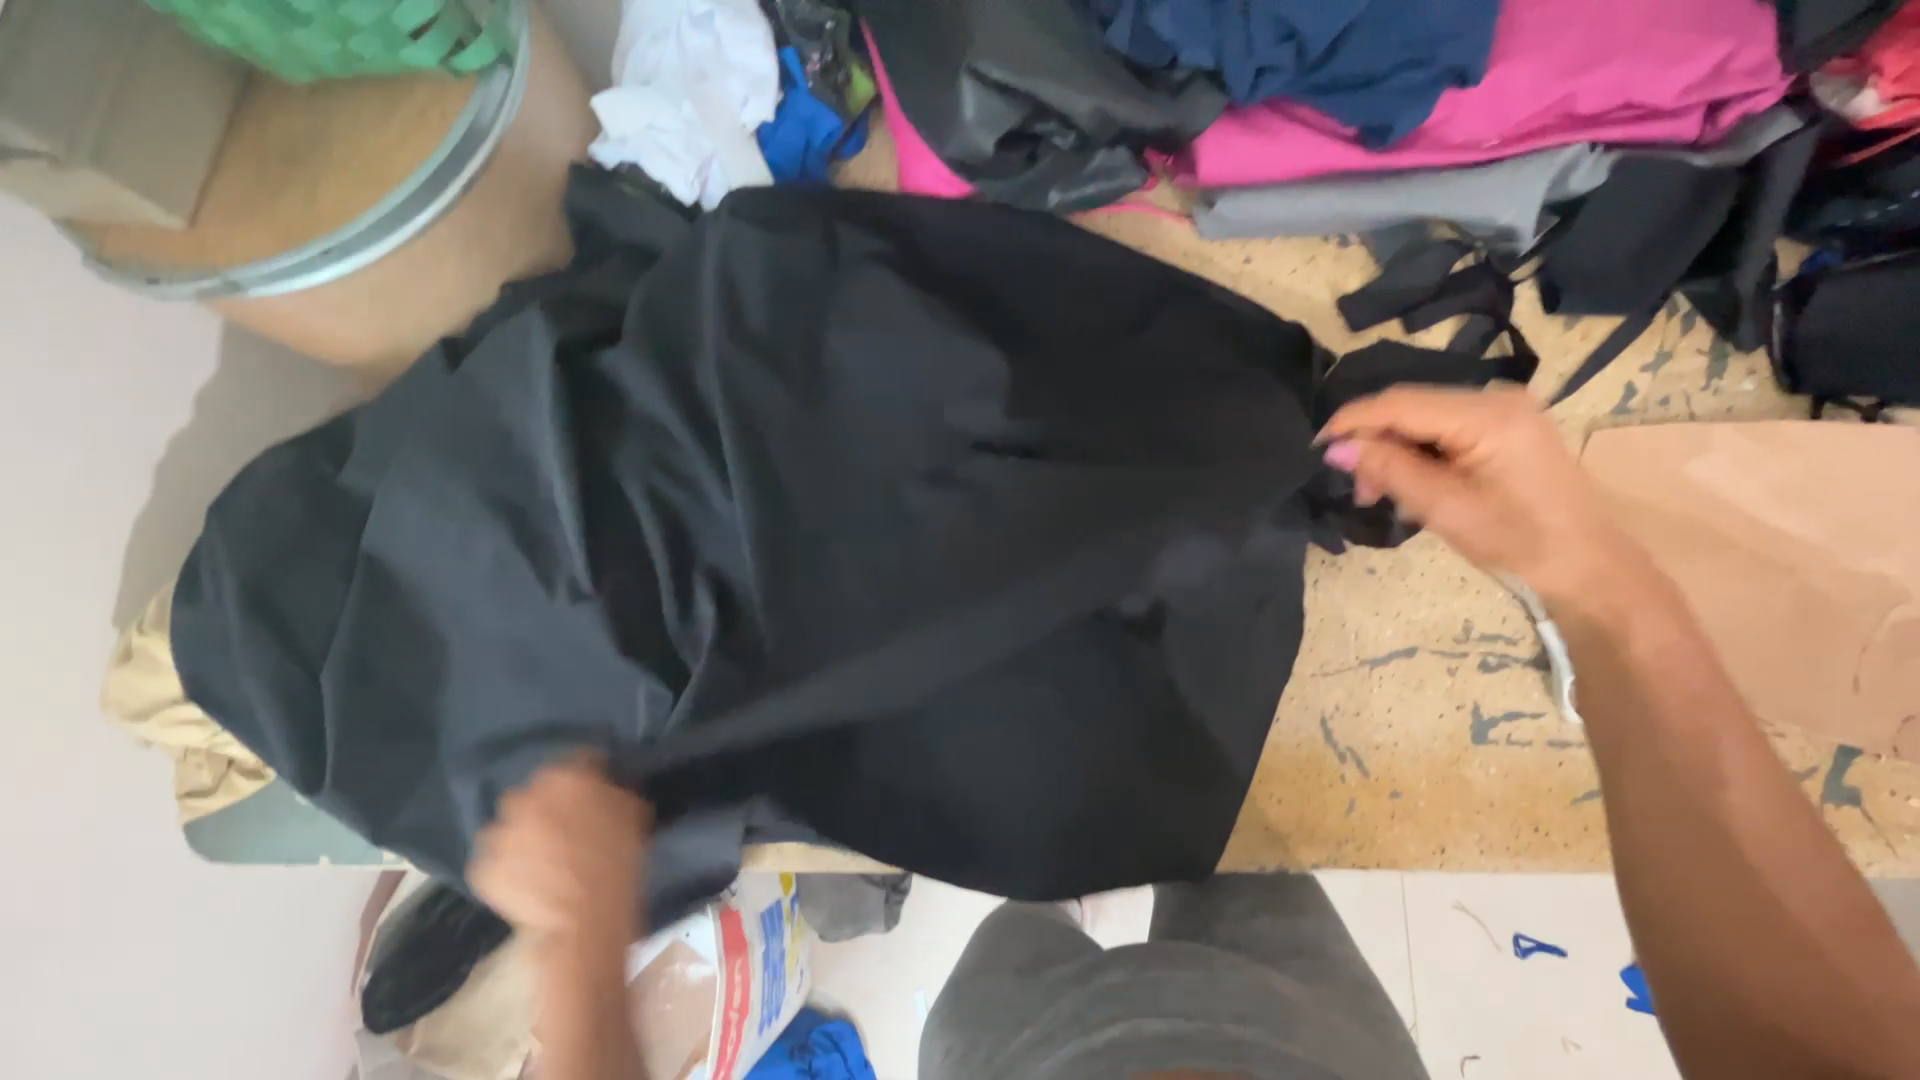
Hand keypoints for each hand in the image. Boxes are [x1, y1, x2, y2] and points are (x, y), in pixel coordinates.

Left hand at [468, 756, 651, 942]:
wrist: (585, 919)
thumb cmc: (618, 861)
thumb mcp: (634, 813)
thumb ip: (614, 791)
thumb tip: (606, 789)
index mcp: (563, 776)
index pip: (578, 763)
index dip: (590, 778)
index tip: (599, 793)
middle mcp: (523, 796)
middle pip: (537, 793)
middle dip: (550, 805)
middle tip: (570, 828)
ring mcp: (497, 833)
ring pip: (512, 827)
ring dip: (526, 836)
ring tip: (546, 858)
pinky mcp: (481, 868)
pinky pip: (497, 861)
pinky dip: (510, 866)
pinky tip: (531, 880)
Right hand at [1317, 385, 1649, 603]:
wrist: (1590, 568)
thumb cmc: (1519, 542)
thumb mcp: (1444, 508)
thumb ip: (1388, 469)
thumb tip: (1336, 448)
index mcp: (1487, 415)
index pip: (1398, 403)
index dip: (1351, 422)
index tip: (1315, 449)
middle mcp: (1496, 399)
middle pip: (1409, 407)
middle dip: (1372, 441)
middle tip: (1356, 488)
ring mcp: (1504, 412)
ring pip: (1422, 419)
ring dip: (1391, 451)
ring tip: (1379, 493)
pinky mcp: (1505, 429)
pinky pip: (1443, 430)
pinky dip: (1416, 454)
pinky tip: (1408, 484)